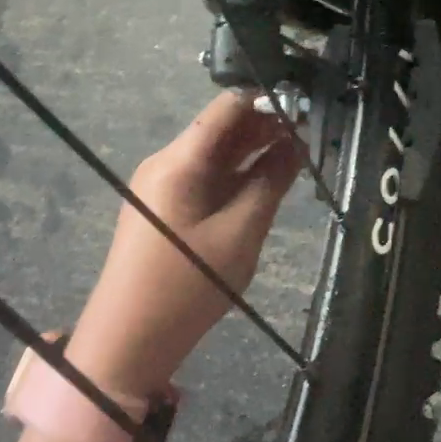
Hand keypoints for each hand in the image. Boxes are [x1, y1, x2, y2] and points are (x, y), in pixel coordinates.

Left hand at [65, 92, 301, 397]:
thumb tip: (297, 144)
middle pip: (221, 129)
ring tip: (297, 160)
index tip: (307, 112)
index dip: (268, 103)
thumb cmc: (188, 284)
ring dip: (253, 153)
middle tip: (311, 139)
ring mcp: (162, 186)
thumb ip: (271, 183)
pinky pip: (206, 178)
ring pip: (215, 155)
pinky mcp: (165, 209)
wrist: (129, 338)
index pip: (227, 108)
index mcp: (179, 161)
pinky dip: (237, 176)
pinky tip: (266, 184)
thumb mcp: (240, 233)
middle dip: (265, 128)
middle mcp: (166, 163)